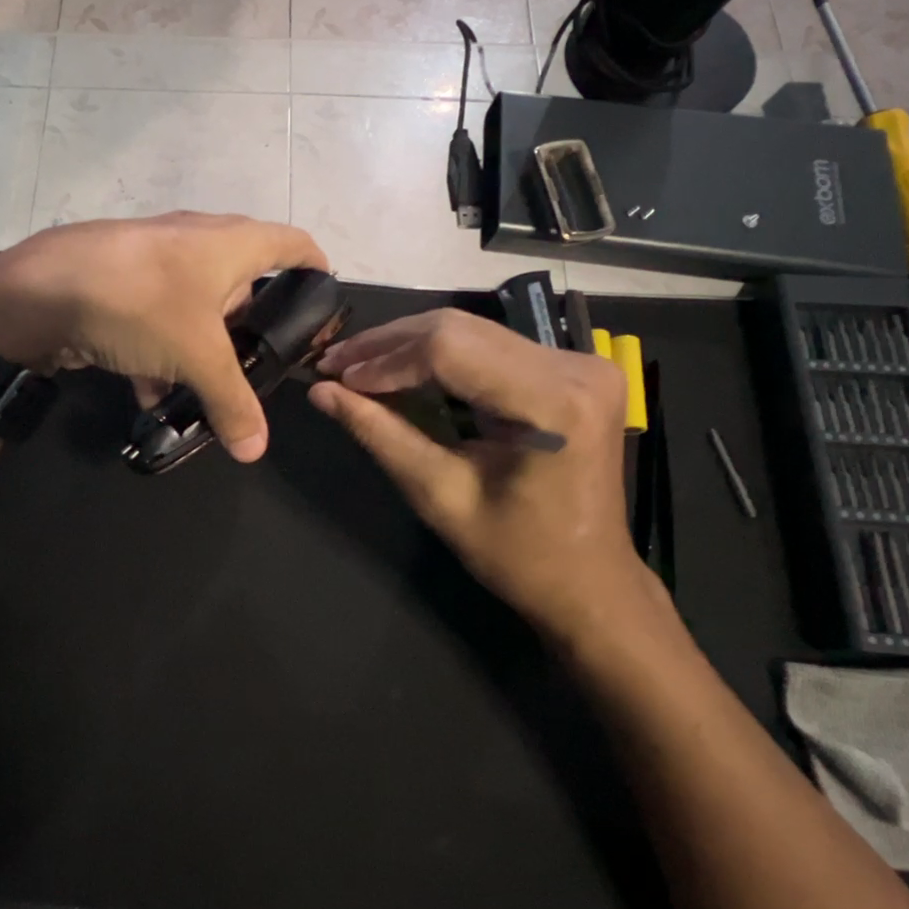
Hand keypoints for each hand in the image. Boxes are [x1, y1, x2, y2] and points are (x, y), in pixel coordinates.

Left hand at [0, 212, 328, 461]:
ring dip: (199, 347)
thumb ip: (231, 403)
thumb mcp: (196, 358)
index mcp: (230, 242)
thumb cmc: (141, 304)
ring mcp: (151, 262)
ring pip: (191, 307)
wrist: (40, 290)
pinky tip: (150, 396)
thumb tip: (255, 451)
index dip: (315, 269)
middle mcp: (194, 243)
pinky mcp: (116, 285)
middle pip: (239, 281)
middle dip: (248, 326)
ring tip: (207, 391)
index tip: (322, 302)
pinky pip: (152, 321)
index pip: (293, 244)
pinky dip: (157, 354)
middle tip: (257, 366)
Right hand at [309, 308, 667, 640]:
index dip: (384, 360)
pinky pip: (490, 346)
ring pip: (472, 330)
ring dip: (408, 346)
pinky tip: (399, 370)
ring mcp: (580, 363)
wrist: (587, 579)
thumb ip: (380, 434)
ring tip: (355, 366)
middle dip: (388, 345)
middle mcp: (574, 367)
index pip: (449, 349)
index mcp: (552, 402)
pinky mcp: (573, 369)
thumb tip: (320, 392)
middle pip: (460, 329)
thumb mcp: (438, 494)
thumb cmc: (516, 553)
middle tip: (332, 364)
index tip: (334, 379)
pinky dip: (438, 356)